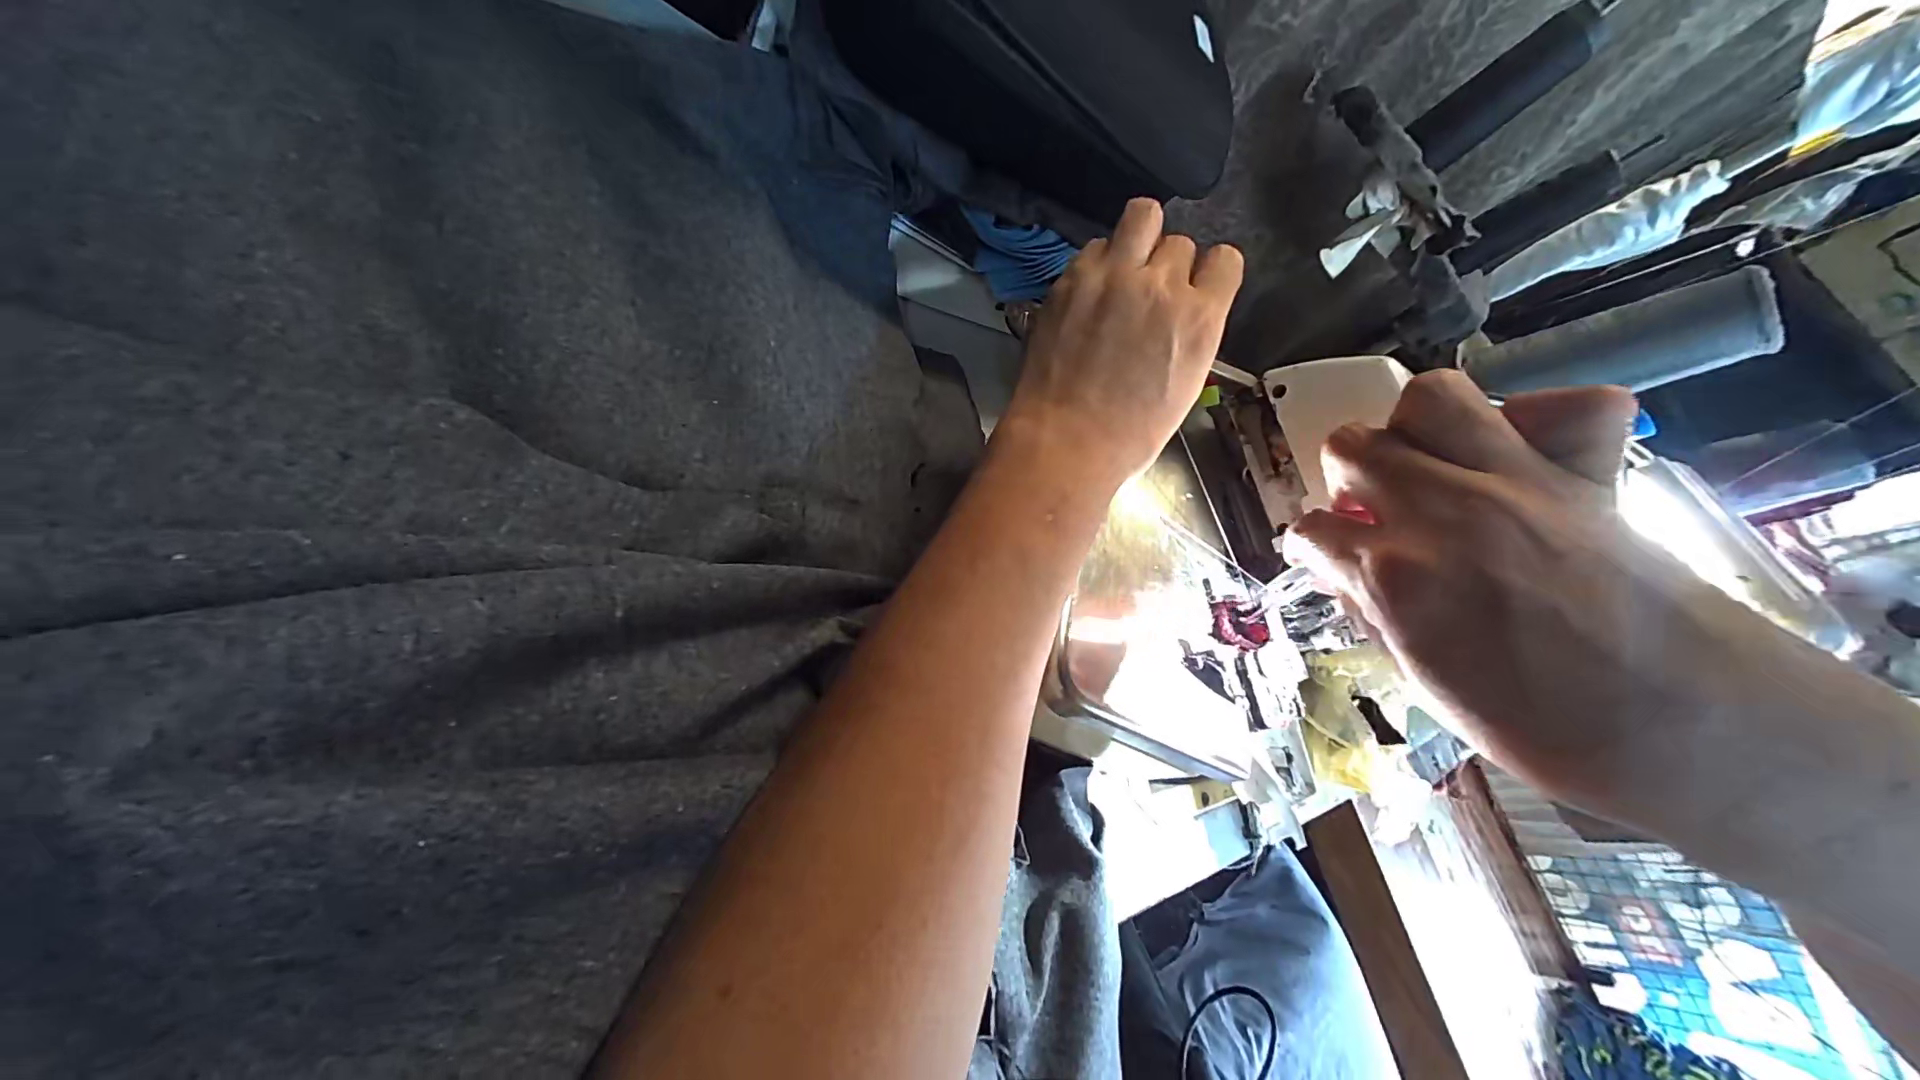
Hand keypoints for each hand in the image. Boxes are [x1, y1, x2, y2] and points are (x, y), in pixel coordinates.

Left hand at [997, 198, 1243, 491]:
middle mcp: (1161, 286)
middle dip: (1168, 264)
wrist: (1066, 443)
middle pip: (1180, 242)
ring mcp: (1113, 277)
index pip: (1225, 261)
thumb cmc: (1127, 436)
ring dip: (1138, 237)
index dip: (1209, 274)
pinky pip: (1094, 246)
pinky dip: (1096, 262)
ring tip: (1122, 269)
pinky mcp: (1071, 280)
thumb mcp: (1183, 386)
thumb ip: (1190, 335)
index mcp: (1200, 319)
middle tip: (1148, 292)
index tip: (1195, 287)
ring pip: (1142, 214)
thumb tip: (1182, 314)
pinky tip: (1088, 292)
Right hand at [1281, 371, 1784, 818]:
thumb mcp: (1420, 679)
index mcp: (1391, 575)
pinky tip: (1518, 458)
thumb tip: (1344, 572)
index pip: (1309, 530)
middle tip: (1375, 511)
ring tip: (1429, 469)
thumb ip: (1373, 610)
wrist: (1694, 731)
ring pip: (1430, 397)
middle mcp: (1440, 511)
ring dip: (1414, 431)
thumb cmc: (1540, 728)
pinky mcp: (1589, 476)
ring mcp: (1516, 483)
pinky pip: (1569, 406)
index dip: (1314, 548)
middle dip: (1350, 479)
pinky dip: (1538, 419)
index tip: (1331, 560)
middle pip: (1349, 446)